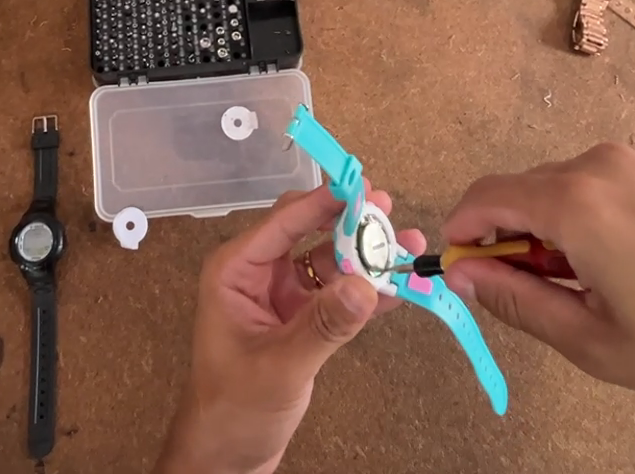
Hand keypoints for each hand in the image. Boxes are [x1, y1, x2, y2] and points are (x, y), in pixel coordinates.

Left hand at [156, 183, 426, 473]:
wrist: (226, 457)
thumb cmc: (235, 406)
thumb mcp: (280, 366)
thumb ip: (324, 325)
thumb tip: (366, 284)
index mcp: (236, 268)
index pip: (283, 221)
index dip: (322, 202)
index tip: (360, 187)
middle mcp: (258, 271)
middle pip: (308, 231)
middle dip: (349, 222)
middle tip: (389, 211)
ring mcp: (281, 293)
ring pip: (327, 260)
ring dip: (365, 254)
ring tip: (408, 243)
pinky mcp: (300, 317)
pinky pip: (336, 293)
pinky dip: (365, 290)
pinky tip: (399, 286)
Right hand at [440, 143, 634, 446]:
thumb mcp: (596, 341)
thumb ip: (515, 300)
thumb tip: (460, 273)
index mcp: (575, 202)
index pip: (485, 196)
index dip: (462, 230)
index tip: (462, 270)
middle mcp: (597, 165)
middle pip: (520, 190)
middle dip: (508, 236)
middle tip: (533, 295)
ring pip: (556, 187)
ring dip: (547, 229)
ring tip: (587, 288)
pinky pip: (594, 185)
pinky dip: (582, 218)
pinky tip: (623, 266)